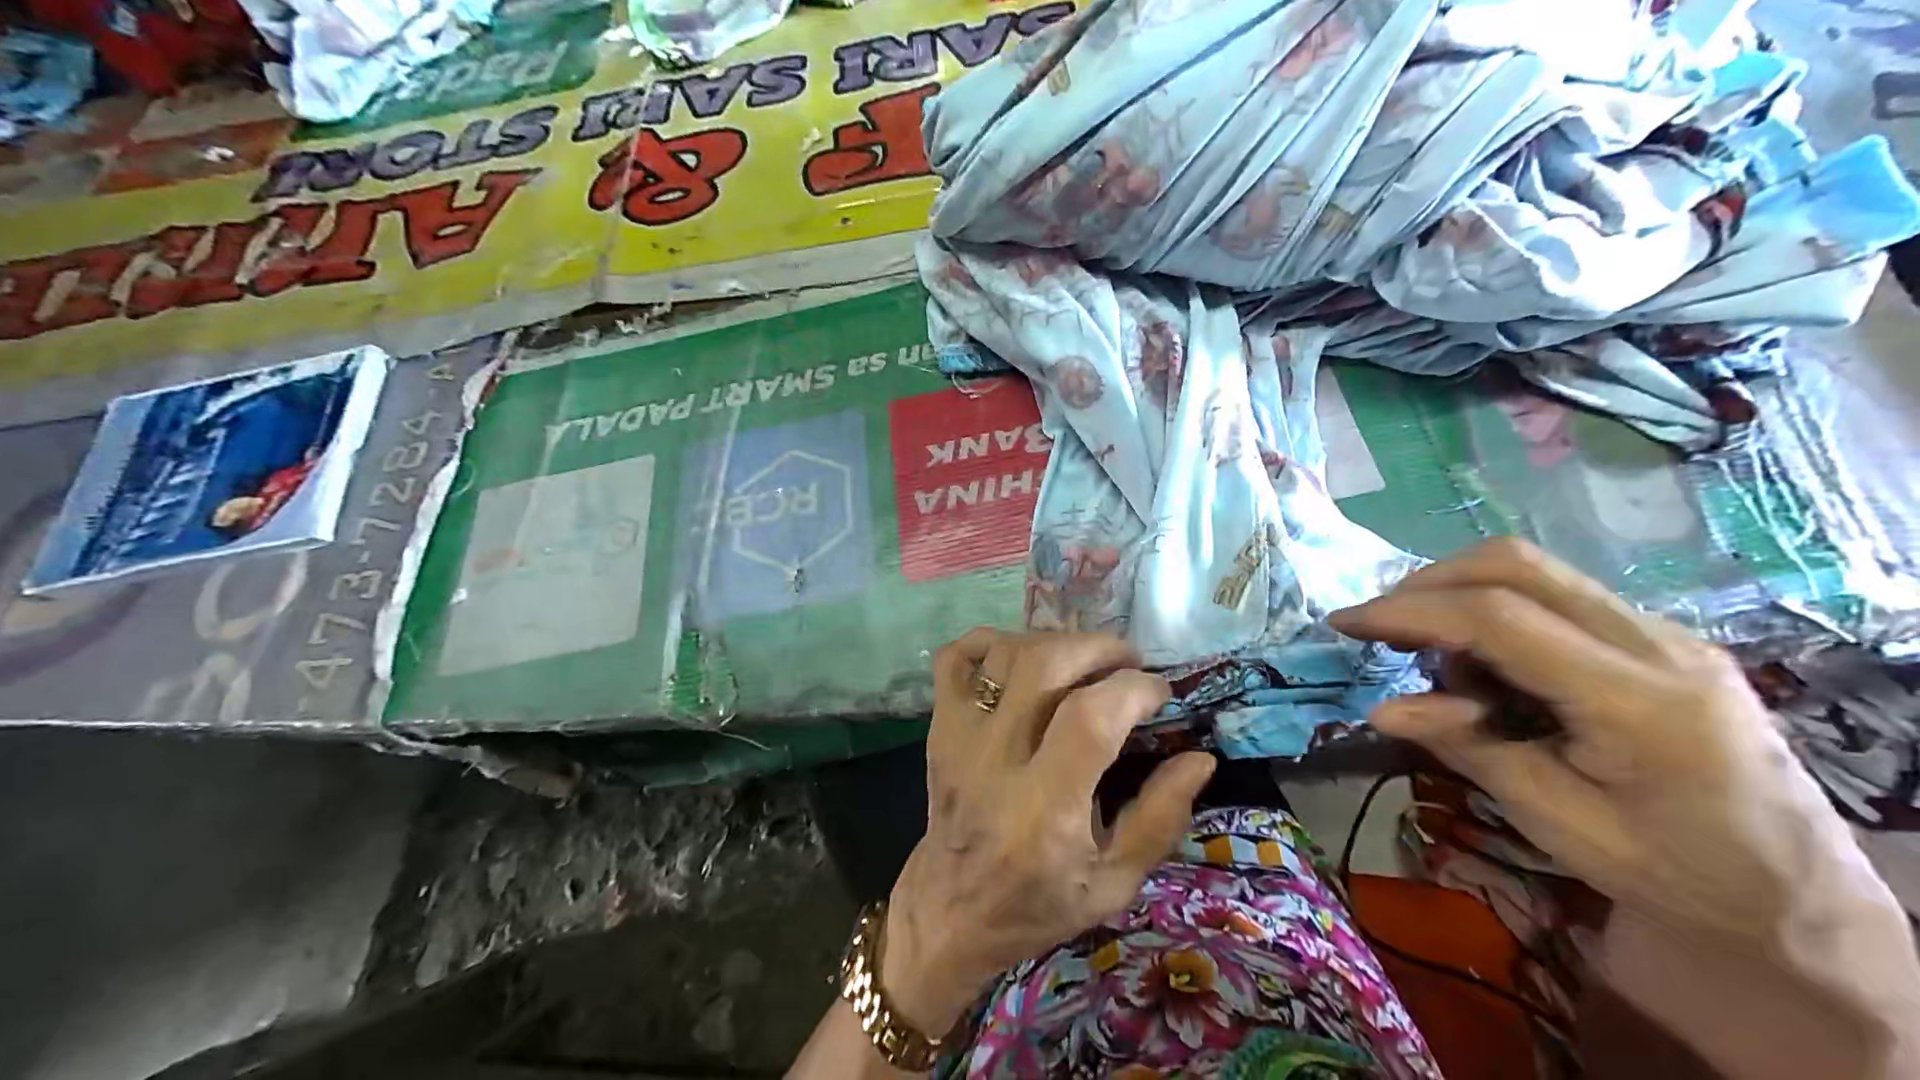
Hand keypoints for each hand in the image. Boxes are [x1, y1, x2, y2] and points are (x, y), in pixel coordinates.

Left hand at [880, 629, 1216, 1035]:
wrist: (952, 907)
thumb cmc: (1039, 901)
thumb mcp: (1113, 883)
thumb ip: (1159, 819)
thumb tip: (1199, 758)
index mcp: (1044, 810)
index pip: (1088, 719)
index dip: (1132, 689)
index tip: (1159, 692)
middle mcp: (996, 762)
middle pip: (1043, 665)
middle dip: (1097, 648)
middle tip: (1127, 662)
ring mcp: (959, 738)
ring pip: (1004, 654)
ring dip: (1055, 642)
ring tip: (1085, 660)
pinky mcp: (940, 727)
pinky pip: (954, 659)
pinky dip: (990, 641)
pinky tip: (1024, 655)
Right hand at [1329, 537, 1839, 937]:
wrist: (1791, 892)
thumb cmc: (1669, 869)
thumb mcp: (1557, 821)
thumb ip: (1468, 748)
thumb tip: (1382, 708)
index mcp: (1639, 700)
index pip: (1498, 619)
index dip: (1408, 611)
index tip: (1345, 623)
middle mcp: (1657, 644)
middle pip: (1515, 566)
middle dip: (1427, 584)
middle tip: (1380, 627)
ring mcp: (1662, 633)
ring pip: (1532, 570)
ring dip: (1456, 593)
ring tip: (1429, 655)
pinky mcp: (1654, 636)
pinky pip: (1553, 594)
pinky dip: (1491, 610)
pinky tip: (1481, 665)